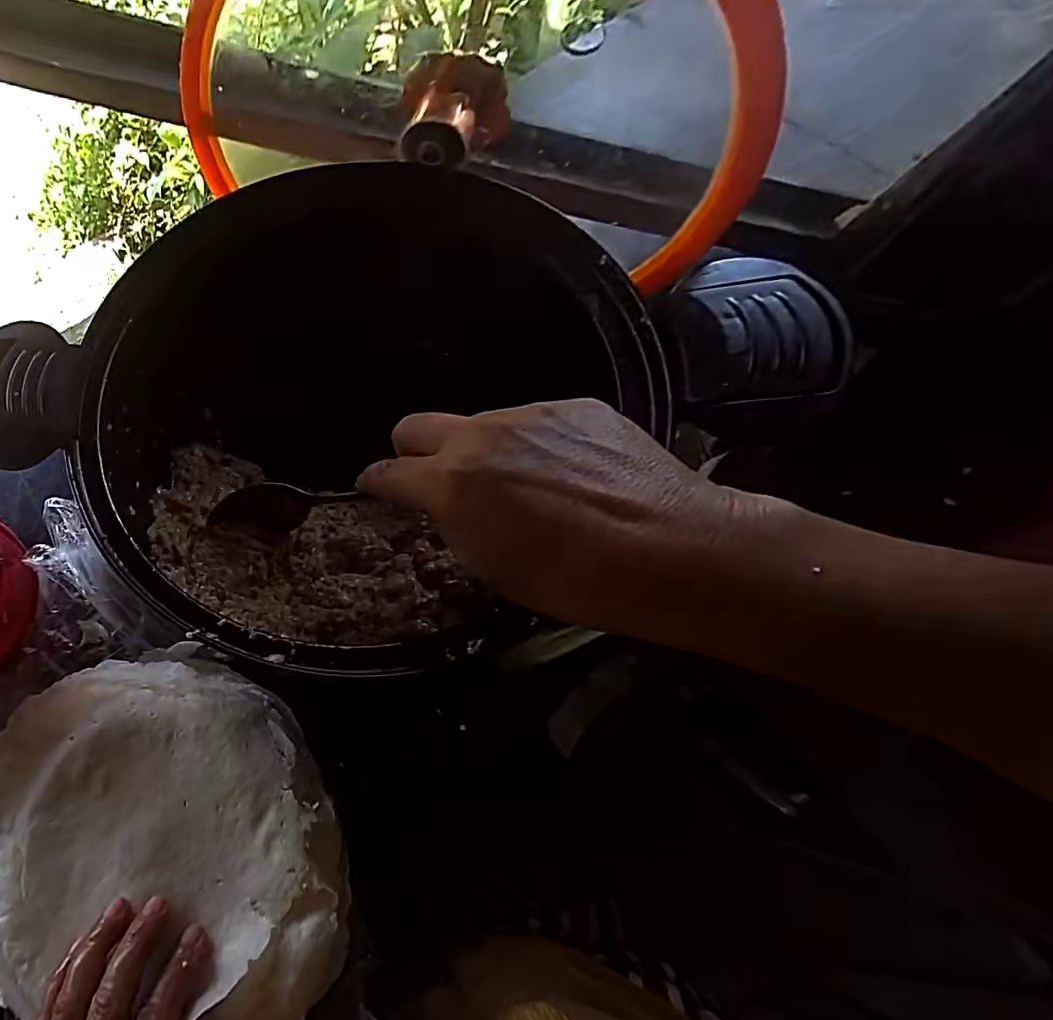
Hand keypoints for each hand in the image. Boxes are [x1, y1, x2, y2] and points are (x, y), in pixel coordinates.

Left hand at [33, 896, 212, 1019]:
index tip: (197, 936)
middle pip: (110, 1002)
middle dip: (136, 948)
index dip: (178, 977)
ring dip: (96, 946)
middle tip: (159, 907)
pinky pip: (46, 1016)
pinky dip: (62, 976)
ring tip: (119, 908)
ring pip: (72, 999)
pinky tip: (79, 945)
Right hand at [356, 399, 755, 631]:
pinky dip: (531, 443)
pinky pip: (531, 421)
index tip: (375, 490)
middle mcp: (479, 436)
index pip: (386, 471)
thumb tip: (441, 505)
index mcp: (450, 482)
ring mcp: (530, 415)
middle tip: (432, 480)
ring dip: (479, 449)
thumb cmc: (571, 579)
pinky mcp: (576, 407)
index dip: (374, 483)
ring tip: (518, 483)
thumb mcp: (486, 563)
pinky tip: (564, 473)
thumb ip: (450, 522)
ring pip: (477, 423)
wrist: (677, 551)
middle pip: (414, 425)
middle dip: (411, 452)